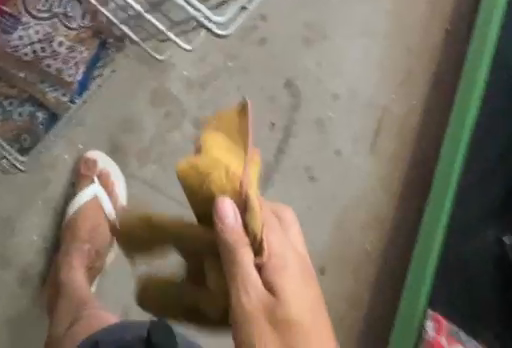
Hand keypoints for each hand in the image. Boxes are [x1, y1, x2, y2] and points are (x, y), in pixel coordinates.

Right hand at [215, 195, 339, 347]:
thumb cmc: (274, 344)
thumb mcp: (247, 301)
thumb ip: (236, 250)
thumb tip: (224, 200)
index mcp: (285, 253)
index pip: (260, 204)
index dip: (235, 188)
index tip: (207, 181)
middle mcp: (299, 256)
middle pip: (276, 214)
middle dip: (247, 205)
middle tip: (216, 214)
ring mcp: (304, 275)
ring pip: (282, 232)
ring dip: (256, 225)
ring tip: (225, 236)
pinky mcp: (303, 293)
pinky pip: (283, 252)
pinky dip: (262, 245)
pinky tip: (243, 263)